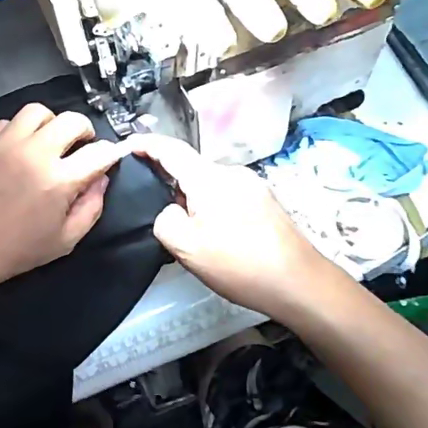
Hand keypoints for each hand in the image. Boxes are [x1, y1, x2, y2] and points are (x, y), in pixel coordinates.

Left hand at [0, 103, 125, 296]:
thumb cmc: (16, 250)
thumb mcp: (65, 240)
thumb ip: (91, 208)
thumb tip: (101, 179)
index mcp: (58, 180)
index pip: (99, 153)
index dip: (111, 154)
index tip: (109, 158)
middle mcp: (34, 153)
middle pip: (72, 120)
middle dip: (85, 131)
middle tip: (82, 146)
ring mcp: (6, 143)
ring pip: (39, 111)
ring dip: (52, 124)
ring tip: (50, 142)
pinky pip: (9, 122)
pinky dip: (21, 131)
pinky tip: (20, 150)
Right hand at [126, 134, 344, 320]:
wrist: (299, 283)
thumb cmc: (240, 264)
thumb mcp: (186, 248)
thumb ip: (165, 221)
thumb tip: (171, 212)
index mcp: (209, 178)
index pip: (170, 149)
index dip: (145, 144)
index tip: (127, 147)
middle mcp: (232, 174)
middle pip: (191, 168)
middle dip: (170, 182)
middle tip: (156, 209)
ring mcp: (253, 187)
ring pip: (211, 185)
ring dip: (194, 200)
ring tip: (189, 233)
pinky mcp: (266, 204)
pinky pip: (228, 197)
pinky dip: (213, 209)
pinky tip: (217, 238)